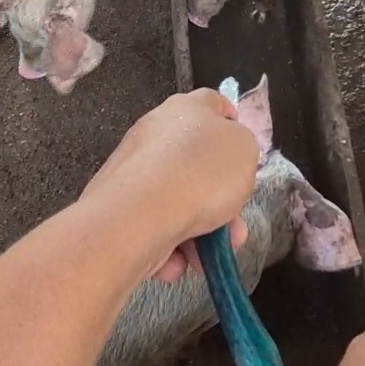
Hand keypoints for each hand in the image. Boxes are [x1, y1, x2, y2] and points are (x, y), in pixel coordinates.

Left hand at [80, 88, 258, 282]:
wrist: (138, 215)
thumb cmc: (200, 173)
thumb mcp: (245, 151)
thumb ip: (242, 148)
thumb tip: (227, 157)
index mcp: (187, 109)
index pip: (213, 104)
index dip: (231, 123)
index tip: (242, 150)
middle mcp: (156, 134)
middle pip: (198, 164)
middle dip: (222, 202)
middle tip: (235, 229)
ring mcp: (134, 170)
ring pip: (180, 202)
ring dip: (200, 232)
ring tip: (207, 258)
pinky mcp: (119, 206)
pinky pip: (156, 225)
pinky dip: (169, 245)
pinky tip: (176, 261)